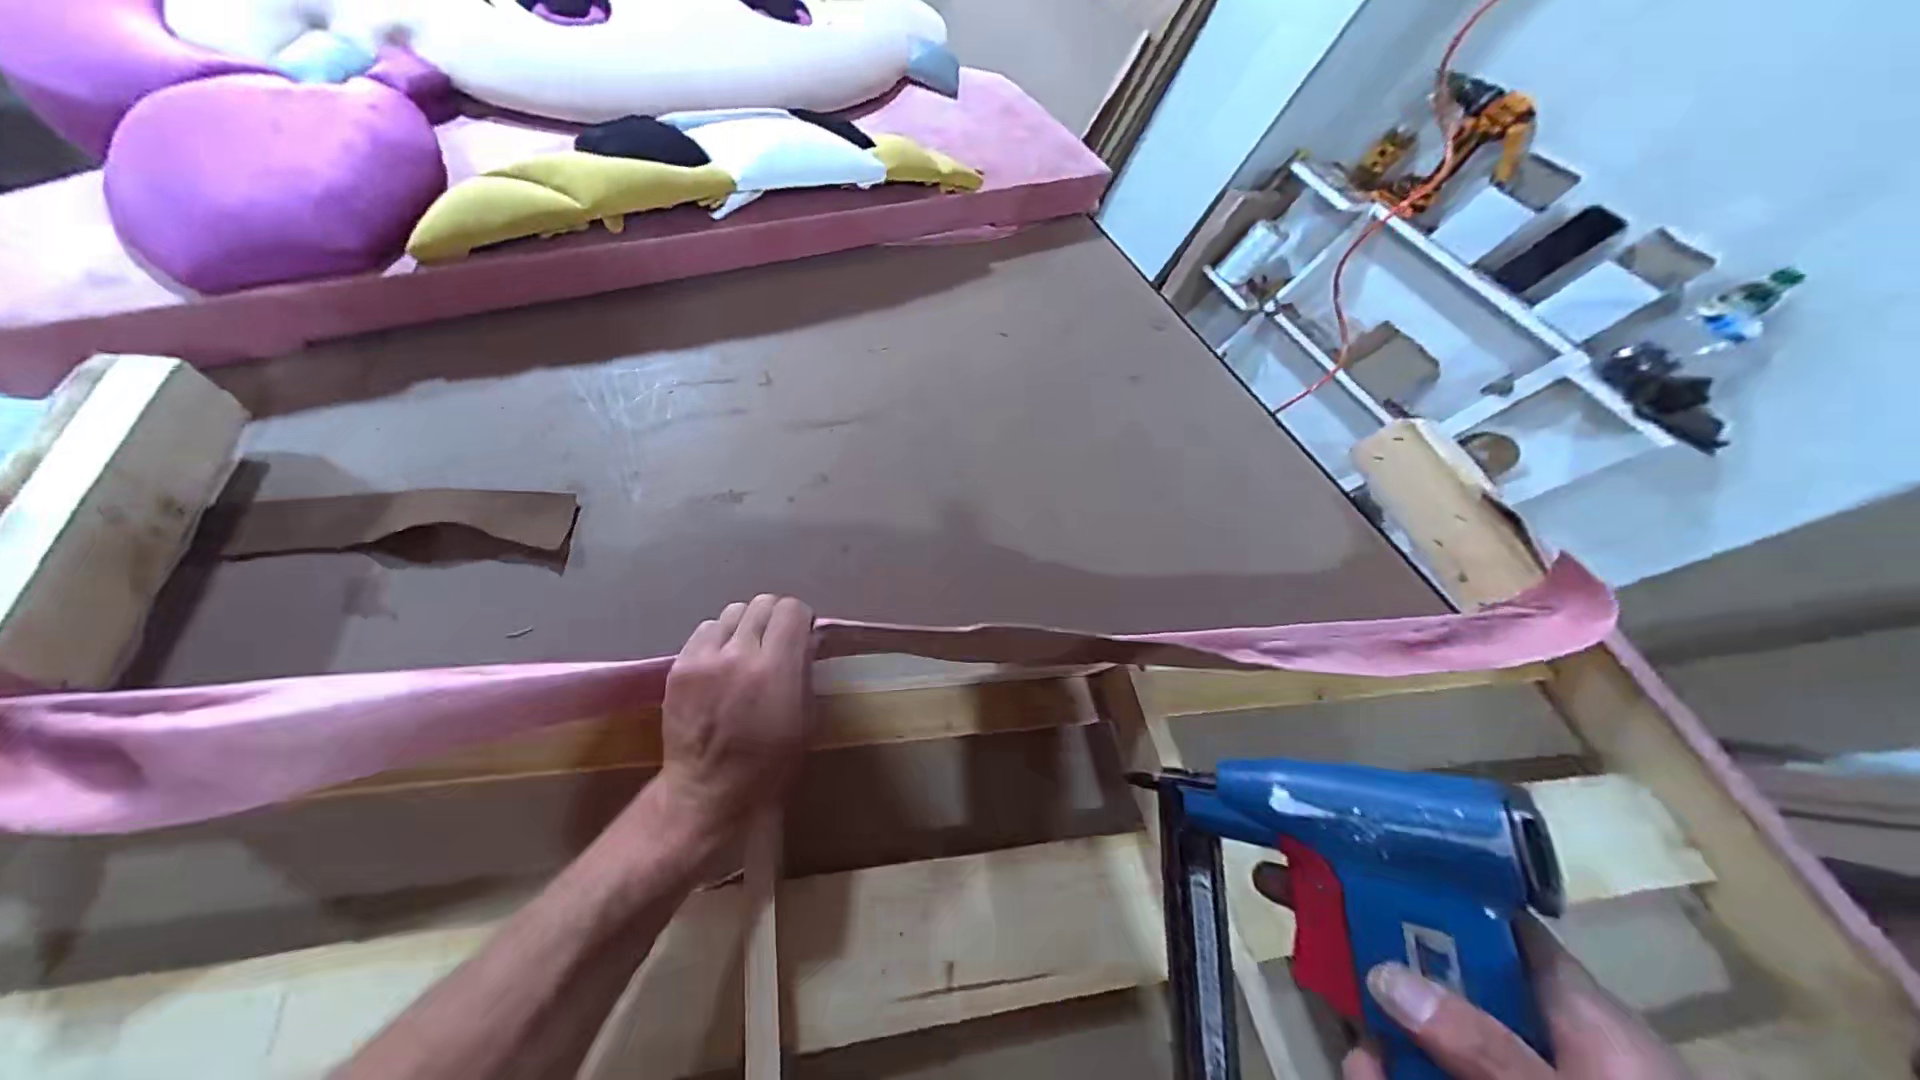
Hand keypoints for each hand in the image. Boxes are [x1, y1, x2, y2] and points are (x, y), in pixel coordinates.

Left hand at [651, 594, 815, 833]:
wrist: (710, 793)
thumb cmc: (771, 764)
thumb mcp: (807, 717)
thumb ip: (805, 669)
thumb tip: (806, 637)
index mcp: (775, 669)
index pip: (791, 609)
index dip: (800, 620)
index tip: (801, 636)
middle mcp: (738, 655)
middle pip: (762, 604)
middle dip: (774, 619)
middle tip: (776, 643)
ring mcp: (702, 659)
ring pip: (732, 613)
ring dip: (745, 627)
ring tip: (746, 653)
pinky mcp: (678, 667)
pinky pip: (705, 631)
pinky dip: (718, 640)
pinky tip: (721, 665)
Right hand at [1251, 866, 1692, 1079]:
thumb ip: (1484, 1042)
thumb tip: (1384, 974)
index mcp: (1570, 1002)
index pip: (1481, 910)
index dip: (1412, 875)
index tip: (1341, 853)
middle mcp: (1530, 1023)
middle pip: (1426, 957)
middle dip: (1356, 941)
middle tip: (1283, 894)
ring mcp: (1502, 1062)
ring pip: (1415, 1022)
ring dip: (1369, 1030)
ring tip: (1353, 1061)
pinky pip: (1420, 1066)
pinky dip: (1386, 1069)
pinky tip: (1363, 1074)